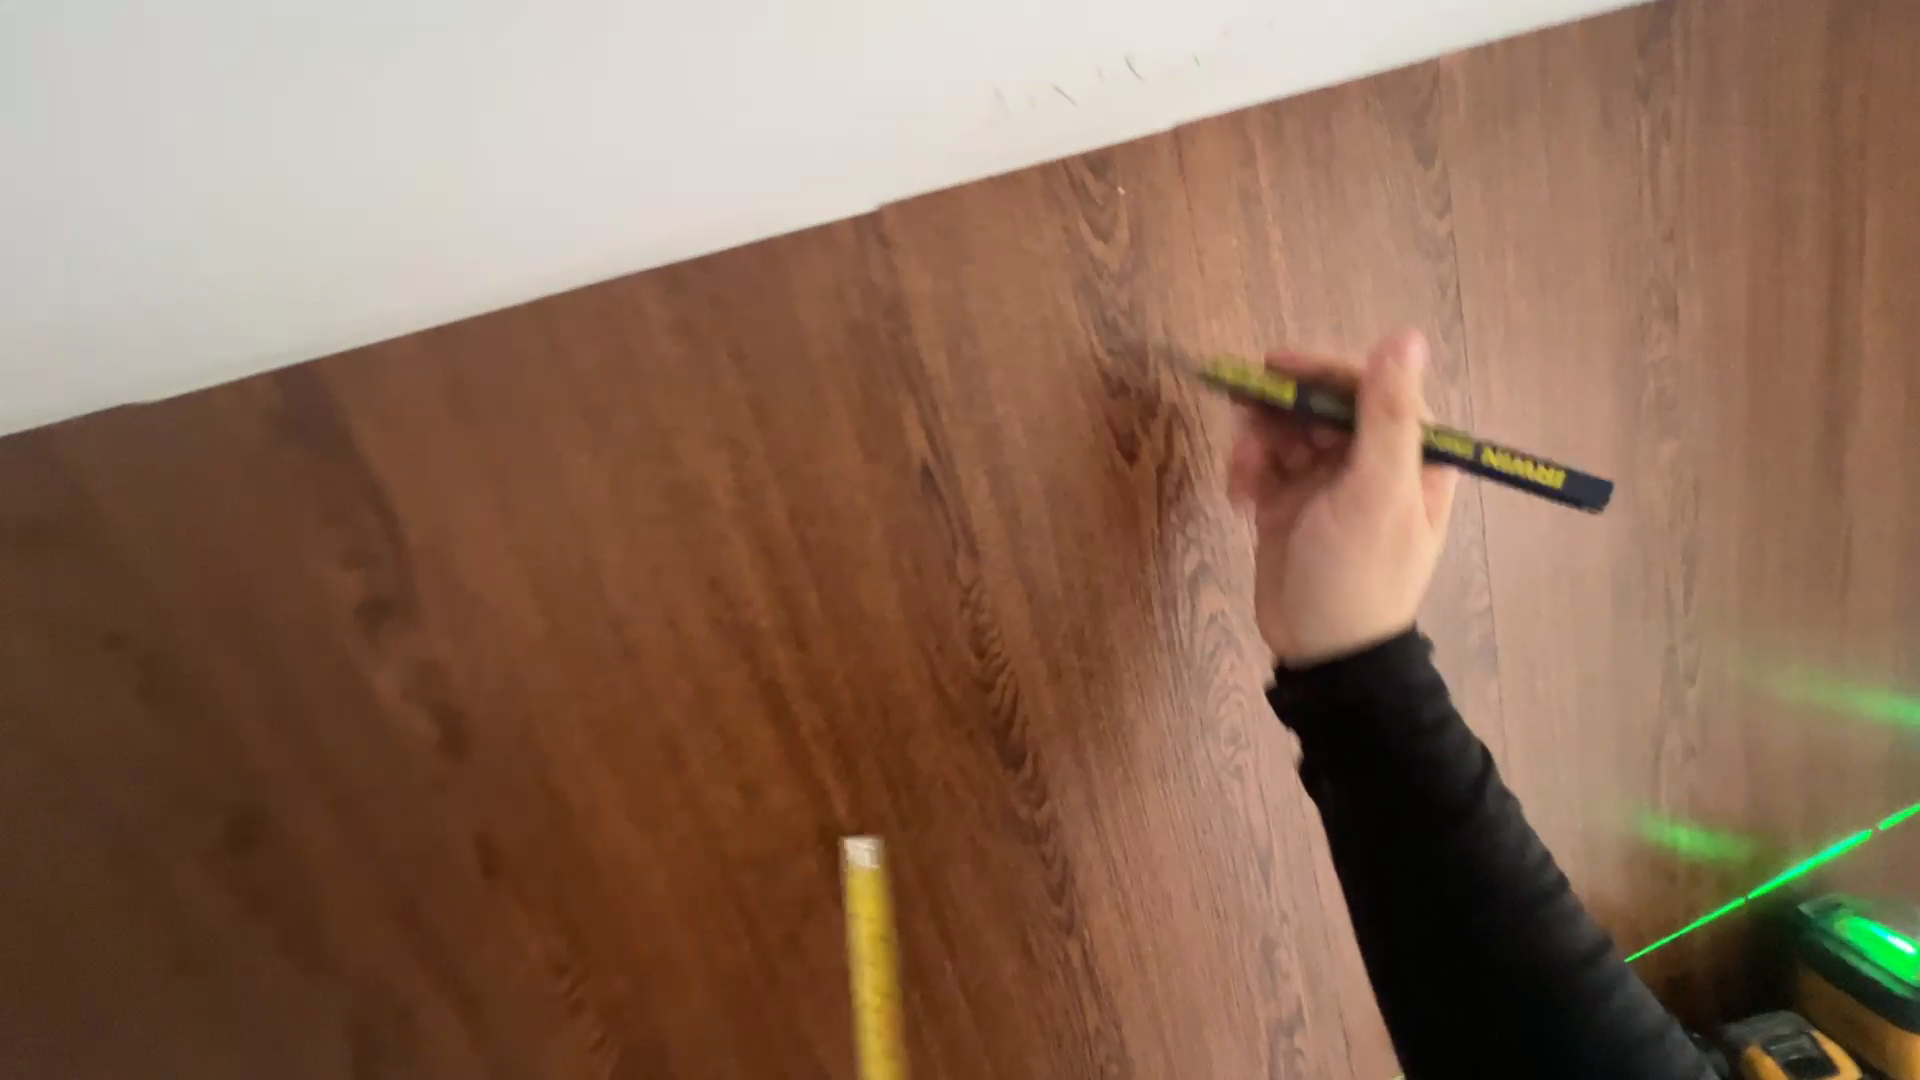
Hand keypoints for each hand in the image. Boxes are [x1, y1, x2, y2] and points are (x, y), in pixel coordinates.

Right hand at [1225, 329, 1456, 665]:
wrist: (1321, 649)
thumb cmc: (1358, 573)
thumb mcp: (1376, 494)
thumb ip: (1387, 417)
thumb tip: (1404, 336)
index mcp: (1409, 454)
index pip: (1368, 387)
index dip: (1321, 372)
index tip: (1272, 368)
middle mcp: (1369, 461)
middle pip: (1318, 408)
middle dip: (1279, 417)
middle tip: (1245, 429)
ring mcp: (1325, 483)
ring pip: (1283, 435)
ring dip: (1256, 447)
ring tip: (1242, 477)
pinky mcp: (1288, 503)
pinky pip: (1263, 466)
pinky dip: (1246, 474)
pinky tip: (1239, 499)